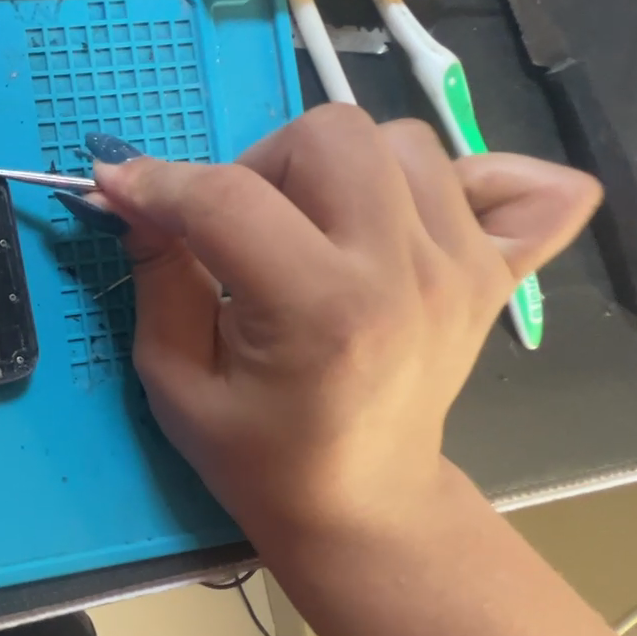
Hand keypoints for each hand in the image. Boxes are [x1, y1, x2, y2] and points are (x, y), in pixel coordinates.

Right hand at [91, 105, 599, 542]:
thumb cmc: (249, 450)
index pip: (227, 199)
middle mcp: (406, 272)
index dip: (156, 182)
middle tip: (230, 224)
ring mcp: (468, 265)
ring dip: (329, 168)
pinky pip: (524, 179)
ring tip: (301, 227)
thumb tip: (132, 200)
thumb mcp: (171, 373)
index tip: (112, 186)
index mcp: (317, 310)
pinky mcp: (502, 269)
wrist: (359, 500)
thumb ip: (156, 276)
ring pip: (401, 141)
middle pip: (331, 135)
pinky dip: (462, 180)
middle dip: (254, 164)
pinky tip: (404, 219)